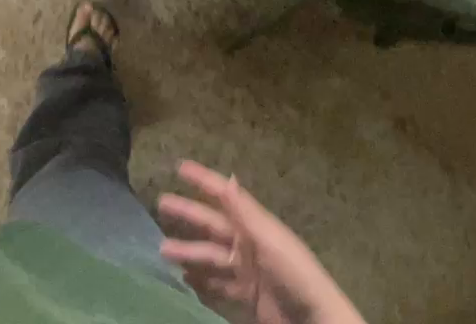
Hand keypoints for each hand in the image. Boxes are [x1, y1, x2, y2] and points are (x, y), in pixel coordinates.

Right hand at [159, 160, 365, 323]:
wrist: (315, 322)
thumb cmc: (294, 274)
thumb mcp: (269, 239)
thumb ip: (245, 212)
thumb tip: (228, 178)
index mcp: (255, 225)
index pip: (224, 196)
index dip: (203, 180)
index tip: (178, 166)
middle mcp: (247, 244)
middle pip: (212, 225)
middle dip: (187, 214)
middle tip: (160, 204)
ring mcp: (246, 271)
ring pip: (210, 256)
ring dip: (188, 252)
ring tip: (163, 251)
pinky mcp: (246, 297)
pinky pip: (218, 286)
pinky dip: (201, 282)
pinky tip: (184, 280)